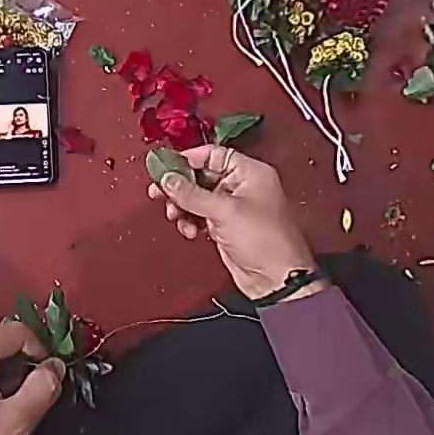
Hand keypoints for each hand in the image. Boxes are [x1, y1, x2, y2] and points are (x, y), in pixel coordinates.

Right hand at [147, 145, 322, 300]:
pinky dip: (190, 220)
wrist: (275, 279)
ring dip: (182, 205)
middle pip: (201, 175)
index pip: (213, 154)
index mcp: (249, 172)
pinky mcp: (225, 225)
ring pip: (197, 197)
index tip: (165, 167)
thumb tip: (168, 179)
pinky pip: (200, 215)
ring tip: (174, 215)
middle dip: (180, 185)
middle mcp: (241, 186)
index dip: (188, 159)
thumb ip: (192, 194)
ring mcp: (233, 206)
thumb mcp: (225, 211)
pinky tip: (190, 230)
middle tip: (158, 191)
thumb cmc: (265, 241)